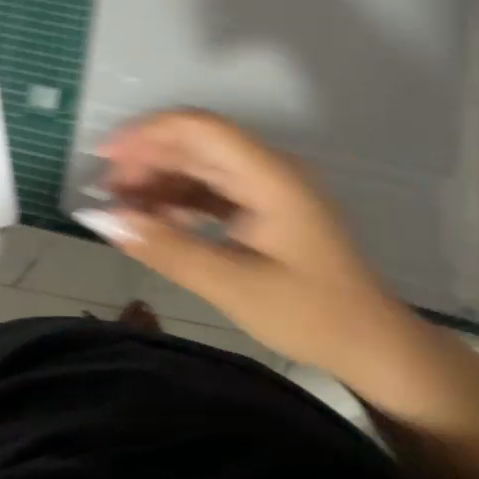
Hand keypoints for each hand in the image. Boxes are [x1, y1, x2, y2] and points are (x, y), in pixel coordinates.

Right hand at [82, 110, 412, 375]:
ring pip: (197, 164)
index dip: (147, 134)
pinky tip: (154, 221)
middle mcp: (267, 170)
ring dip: (157, 179)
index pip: (199, 128)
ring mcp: (266, 188)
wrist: (375, 349)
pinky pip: (209, 187)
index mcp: (269, 176)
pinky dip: (176, 198)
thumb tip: (102, 218)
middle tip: (106, 192)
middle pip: (194, 143)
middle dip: (145, 160)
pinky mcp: (262, 208)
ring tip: (122, 209)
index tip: (105, 160)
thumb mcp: (232, 285)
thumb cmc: (311, 315)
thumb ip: (166, 247)